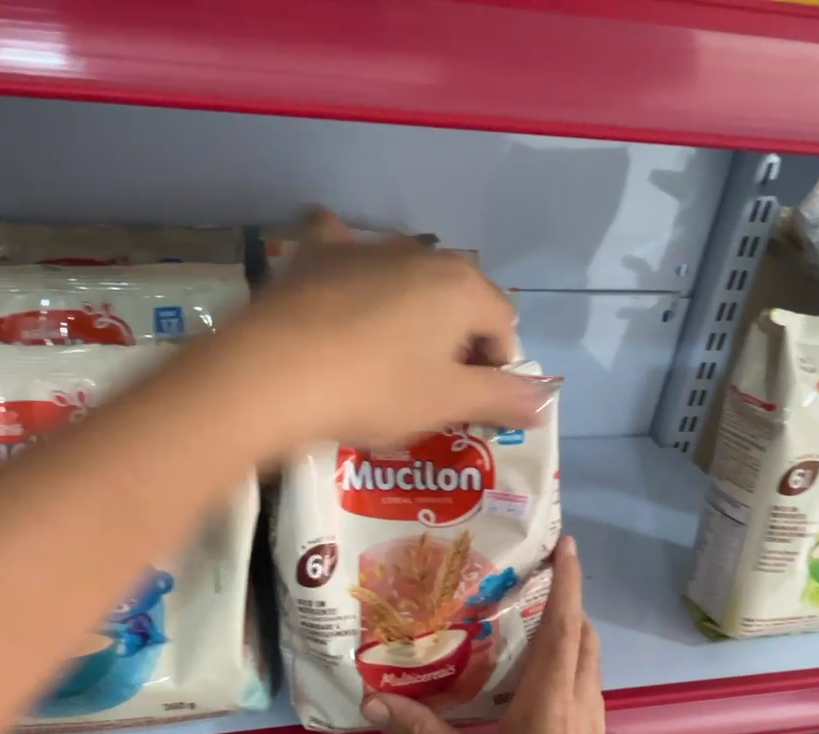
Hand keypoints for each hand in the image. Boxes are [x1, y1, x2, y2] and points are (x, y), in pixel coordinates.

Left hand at [213, 209, 545, 448]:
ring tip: (388, 352)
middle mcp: (421, 253)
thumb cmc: (374, 390)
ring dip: (410, 308)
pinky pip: (340, 246)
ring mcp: (365, 247)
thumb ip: (500, 397)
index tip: (473, 402)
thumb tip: (544, 401)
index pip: (503, 324)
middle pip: (458, 298)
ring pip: (406, 275)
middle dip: (456, 338)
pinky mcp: (317, 255)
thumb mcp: (445, 402)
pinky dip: (348, 261)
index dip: (496, 366)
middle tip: (431, 384)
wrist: (274, 374)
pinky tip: (338, 274)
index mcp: (463, 287)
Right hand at [360, 537, 639, 733]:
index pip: (563, 627)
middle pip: (582, 640)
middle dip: (566, 604)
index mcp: (550, 704)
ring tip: (526, 626)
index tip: (567, 544)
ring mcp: (592, 733)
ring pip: (586, 667)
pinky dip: (565, 671)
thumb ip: (418, 733)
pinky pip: (582, 693)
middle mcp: (579, 708)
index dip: (568, 582)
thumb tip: (371, 699)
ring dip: (567, 637)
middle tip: (530, 582)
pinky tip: (530, 689)